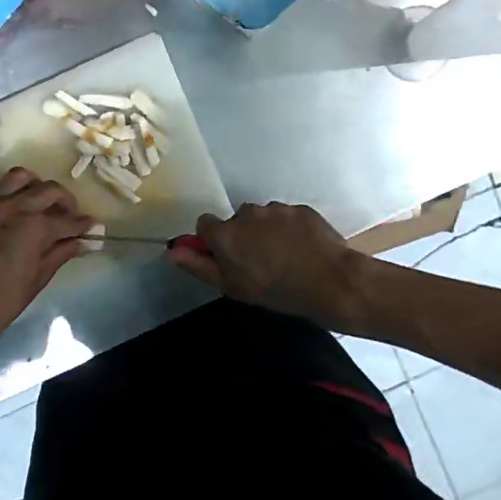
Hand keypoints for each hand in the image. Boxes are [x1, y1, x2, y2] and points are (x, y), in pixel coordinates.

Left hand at [0, 168, 92, 340]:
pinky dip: (5, 189)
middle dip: (66, 201)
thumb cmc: (9, 296)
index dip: (84, 224)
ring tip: (39, 200)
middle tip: (69, 214)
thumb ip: (63, 251)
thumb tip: (83, 242)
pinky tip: (11, 203)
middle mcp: (15, 207)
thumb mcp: (42, 274)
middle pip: (50, 190)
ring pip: (20, 176)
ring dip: (36, 185)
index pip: (69, 220)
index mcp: (36, 227)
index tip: (93, 225)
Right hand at [167, 202, 374, 329]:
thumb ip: (200, 266)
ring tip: (284, 257)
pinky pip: (287, 217)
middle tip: (259, 262)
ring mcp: (277, 209)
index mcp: (226, 233)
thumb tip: (172, 251)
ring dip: (267, 231)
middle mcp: (248, 213)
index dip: (214, 241)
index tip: (227, 257)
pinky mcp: (301, 209)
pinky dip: (290, 230)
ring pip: (263, 217)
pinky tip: (302, 250)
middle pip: (237, 220)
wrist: (328, 281)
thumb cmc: (276, 290)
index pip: (205, 224)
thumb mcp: (233, 286)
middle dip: (243, 236)